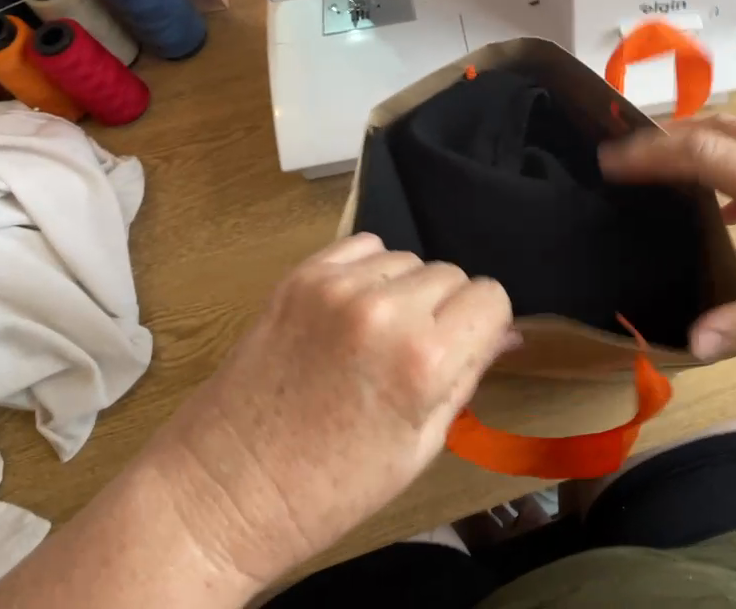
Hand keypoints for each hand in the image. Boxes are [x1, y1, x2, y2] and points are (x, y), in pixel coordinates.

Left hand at [149, 235, 514, 587]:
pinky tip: (350, 313)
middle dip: (446, 309)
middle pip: (452, 274)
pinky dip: (369, 272)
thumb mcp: (420, 446)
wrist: (227, 488)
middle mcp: (386, 310)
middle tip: (414, 351)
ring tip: (374, 335)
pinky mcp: (301, 275)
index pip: (490, 298)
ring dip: (406, 290)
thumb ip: (468, 376)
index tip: (465, 346)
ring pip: (409, 259)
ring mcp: (338, 286)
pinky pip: (364, 247)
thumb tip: (507, 333)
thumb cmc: (332, 487)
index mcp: (425, 360)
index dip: (484, 325)